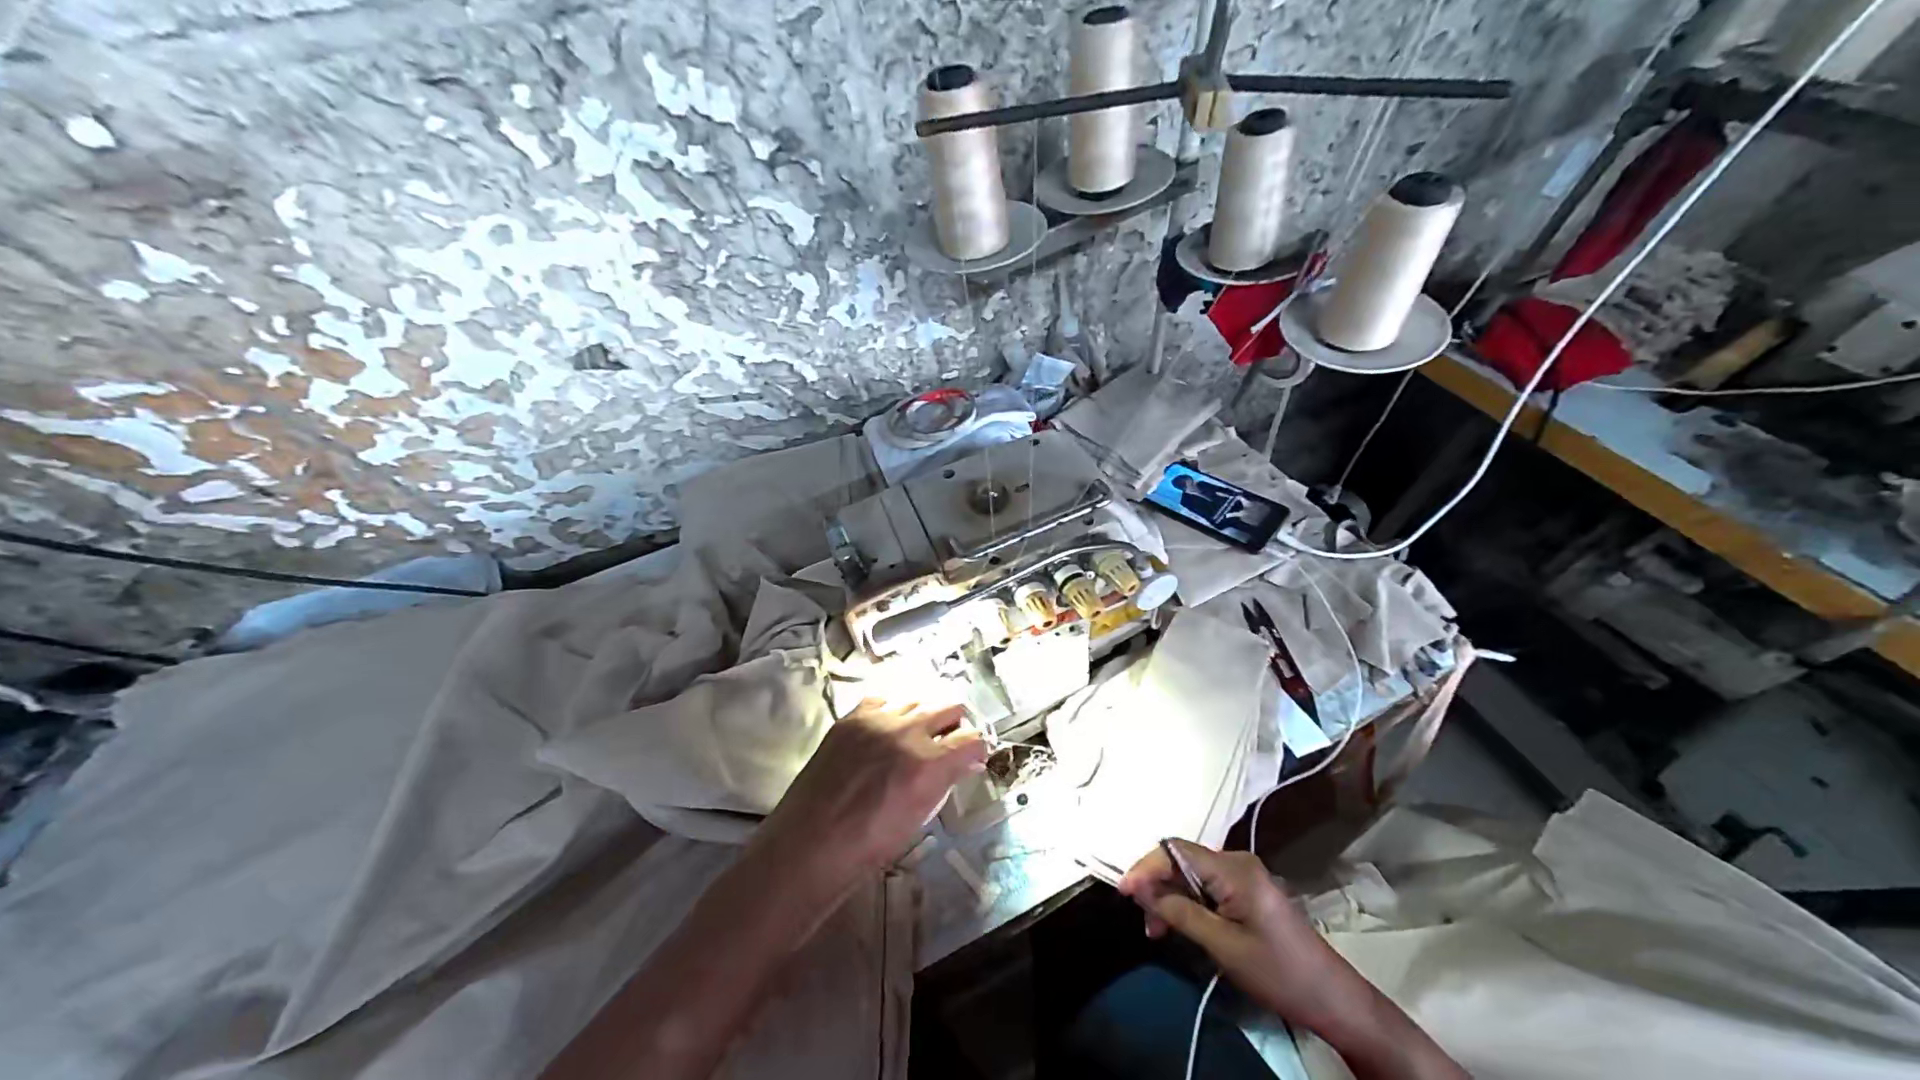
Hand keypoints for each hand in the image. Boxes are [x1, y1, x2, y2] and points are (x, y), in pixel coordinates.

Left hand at [758, 698, 986, 882]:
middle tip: (949, 745)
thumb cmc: (868, 846)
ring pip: (917, 701)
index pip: (972, 739)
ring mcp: (876, 721)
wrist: (810, 844)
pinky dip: (891, 712)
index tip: (973, 758)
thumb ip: (943, 782)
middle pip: (949, 708)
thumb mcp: (918, 818)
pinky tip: (886, 731)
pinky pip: (882, 701)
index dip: (977, 750)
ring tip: (916, 738)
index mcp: (928, 763)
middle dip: (956, 726)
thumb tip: (963, 763)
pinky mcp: (850, 719)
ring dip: (924, 717)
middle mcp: (906, 732)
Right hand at [1118, 839, 1345, 1026]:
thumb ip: (1178, 911)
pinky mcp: (1247, 893)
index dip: (1146, 867)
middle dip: (1157, 887)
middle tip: (1145, 922)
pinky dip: (1188, 904)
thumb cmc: (1277, 972)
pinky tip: (1180, 927)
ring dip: (1170, 899)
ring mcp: (1244, 876)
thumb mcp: (1221, 945)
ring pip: (1191, 875)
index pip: (1175, 850)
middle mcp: (1237, 862)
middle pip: (1182, 861)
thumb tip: (1138, 887)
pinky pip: (1206, 887)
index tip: (1124, 893)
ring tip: (1158, 931)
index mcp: (1234, 868)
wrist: (1333, 999)